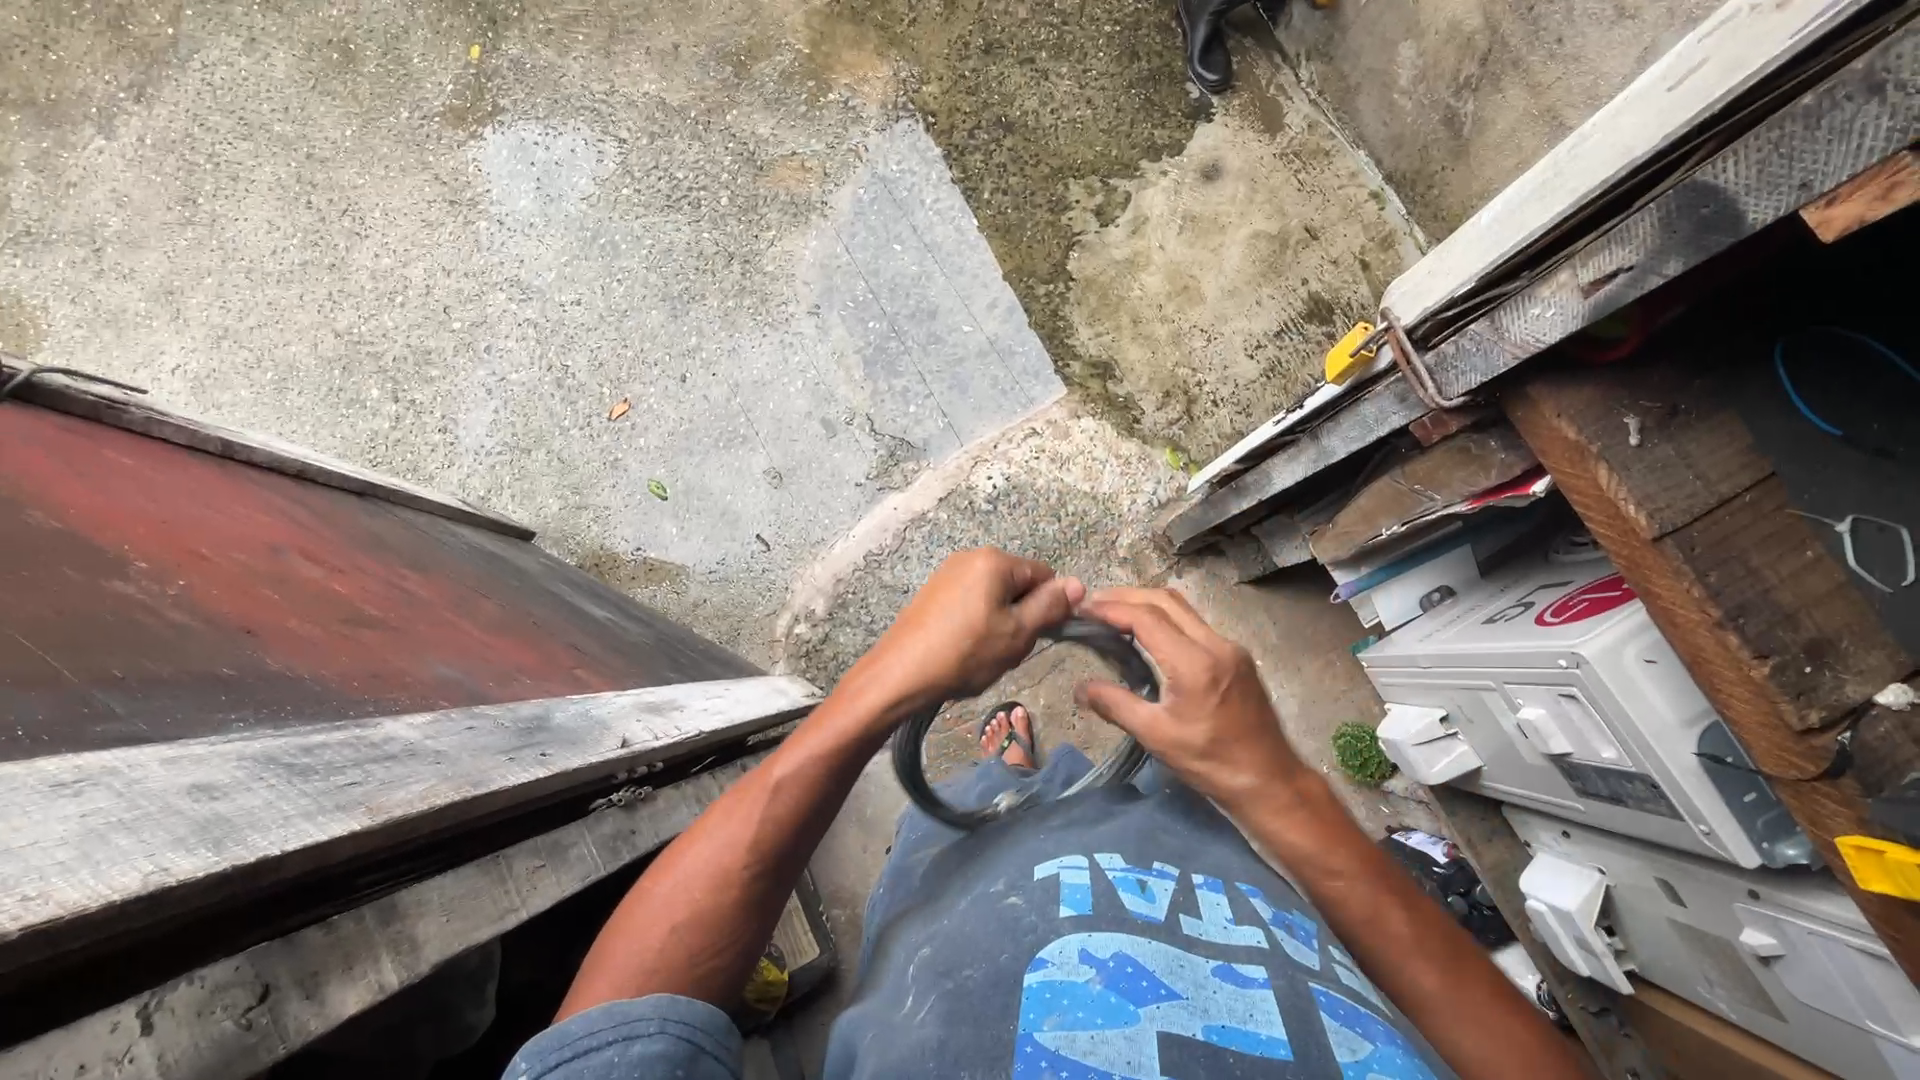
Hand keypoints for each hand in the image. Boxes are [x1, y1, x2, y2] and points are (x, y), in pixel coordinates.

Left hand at [845, 548, 1084, 717]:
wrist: (900, 675)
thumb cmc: (965, 653)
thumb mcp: (1017, 633)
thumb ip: (1050, 606)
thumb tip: (1079, 583)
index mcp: (994, 560)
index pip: (1044, 576)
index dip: (1048, 608)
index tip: (1035, 637)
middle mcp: (970, 557)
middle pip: (1017, 585)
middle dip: (1021, 616)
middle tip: (1007, 649)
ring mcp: (947, 574)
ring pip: (994, 597)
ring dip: (999, 624)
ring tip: (983, 653)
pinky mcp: (933, 593)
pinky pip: (970, 603)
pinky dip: (976, 626)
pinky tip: (964, 651)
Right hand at [1075, 587, 1306, 805]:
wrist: (1269, 781)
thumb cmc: (1211, 763)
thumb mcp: (1156, 736)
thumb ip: (1115, 705)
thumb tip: (1080, 689)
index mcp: (1195, 663)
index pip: (1147, 618)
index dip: (1111, 609)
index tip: (1083, 609)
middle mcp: (1216, 644)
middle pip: (1165, 601)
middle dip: (1126, 596)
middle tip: (1092, 603)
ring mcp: (1230, 647)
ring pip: (1182, 608)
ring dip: (1146, 603)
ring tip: (1113, 612)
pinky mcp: (1236, 656)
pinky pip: (1194, 624)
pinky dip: (1165, 618)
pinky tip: (1146, 634)